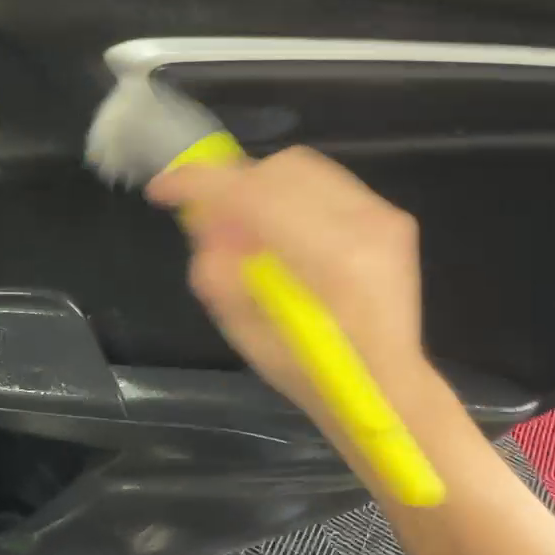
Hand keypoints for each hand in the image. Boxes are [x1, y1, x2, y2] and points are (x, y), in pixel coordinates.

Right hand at [147, 147, 432, 431]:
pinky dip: (292, 200)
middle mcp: (363, 222)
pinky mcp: (391, 217)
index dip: (200, 185)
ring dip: (262, 190)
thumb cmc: (314, 377)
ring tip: (244, 228)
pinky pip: (328, 186)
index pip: (254, 195)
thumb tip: (206, 231)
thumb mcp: (250, 340)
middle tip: (209, 218)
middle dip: (233, 184)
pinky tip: (281, 235)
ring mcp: (383, 216)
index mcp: (330, 260)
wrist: (385, 385)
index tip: (163, 190)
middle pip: (280, 169)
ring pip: (305, 170)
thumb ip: (221, 279)